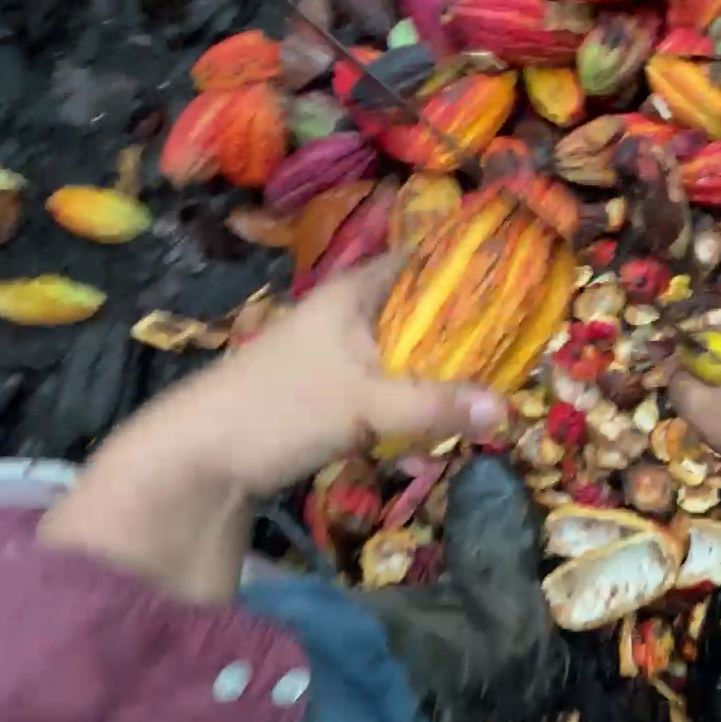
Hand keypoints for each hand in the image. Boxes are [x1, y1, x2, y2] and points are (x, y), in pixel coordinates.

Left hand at [146, 254, 507, 494]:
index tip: (520, 270)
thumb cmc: (277, 409)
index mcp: (354, 292)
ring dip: (451, 353)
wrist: (194, 464)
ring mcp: (343, 348)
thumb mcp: (365, 405)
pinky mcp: (339, 385)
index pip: (424, 257)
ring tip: (505, 361)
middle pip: (425, 301)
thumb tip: (509, 411)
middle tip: (526, 326)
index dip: (470, 259)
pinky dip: (428, 381)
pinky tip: (456, 398)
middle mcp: (351, 311)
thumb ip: (437, 406)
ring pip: (413, 340)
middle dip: (473, 315)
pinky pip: (399, 372)